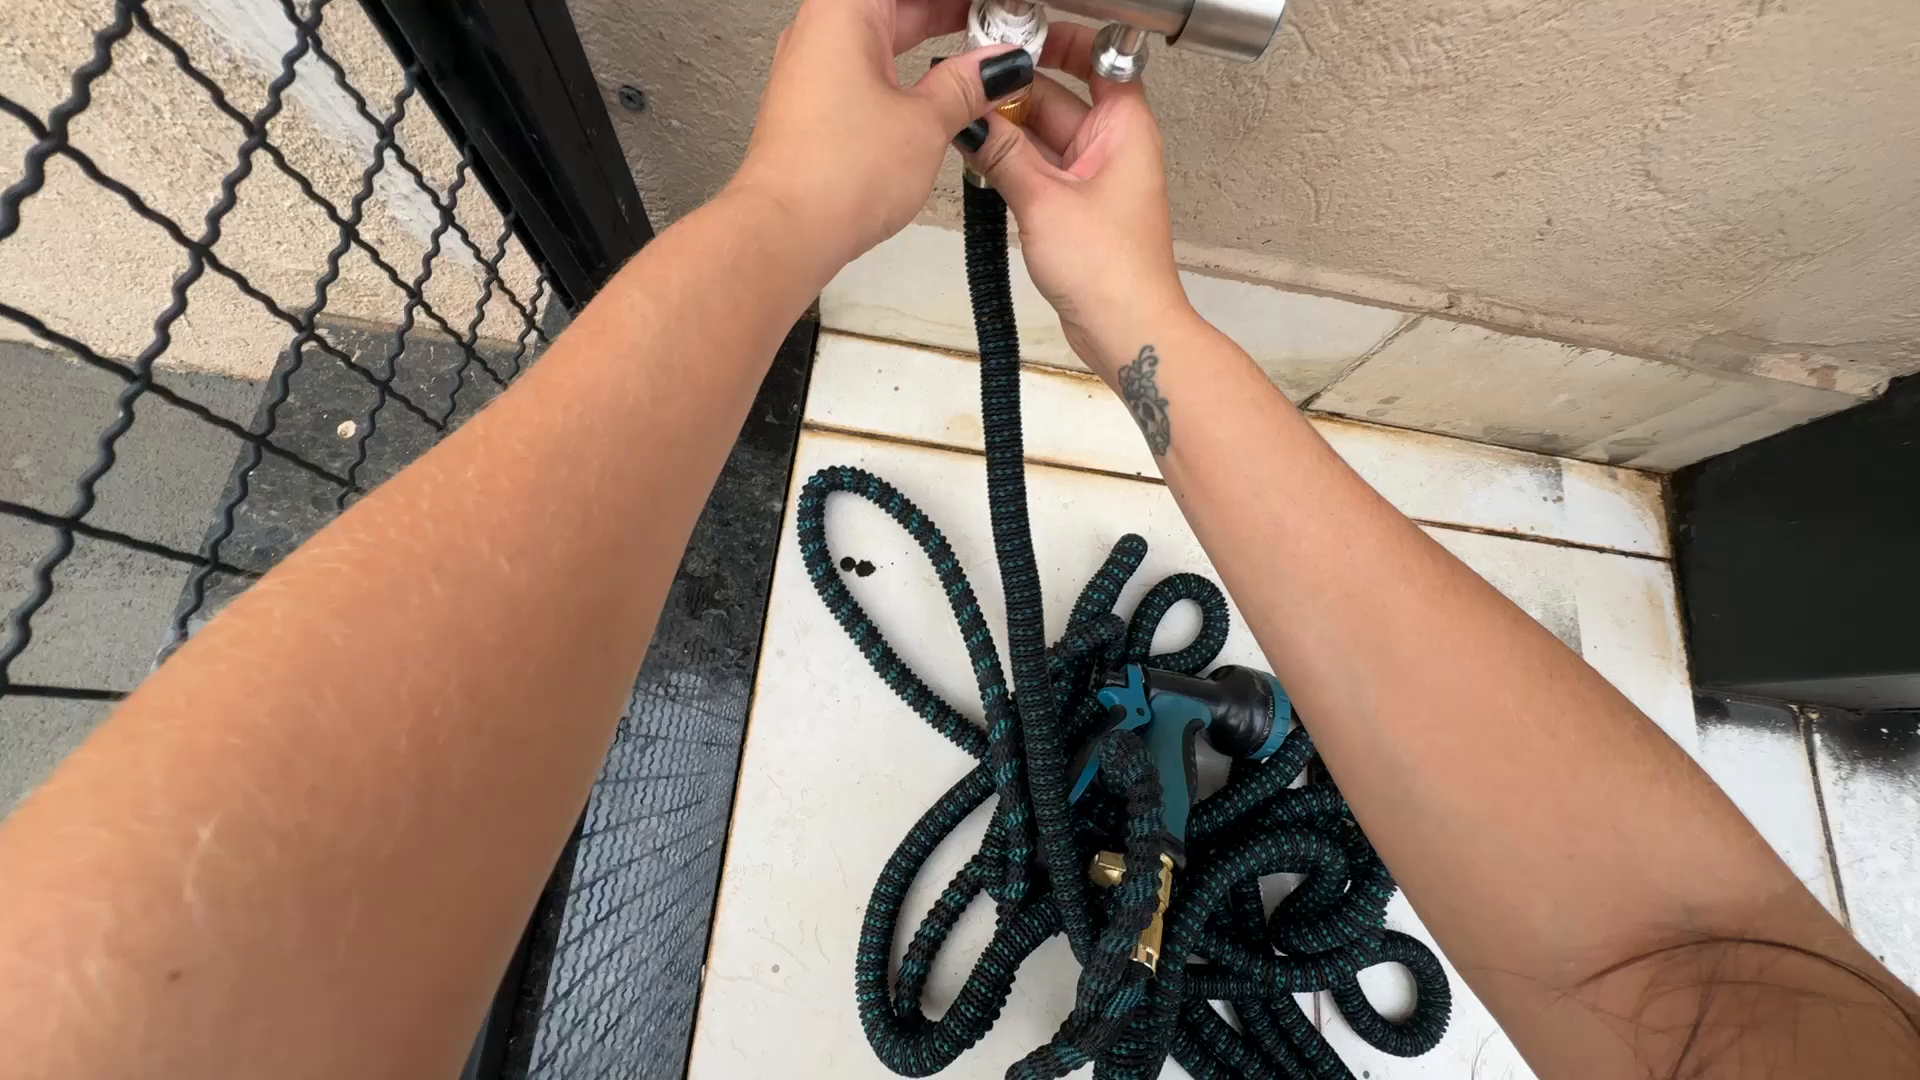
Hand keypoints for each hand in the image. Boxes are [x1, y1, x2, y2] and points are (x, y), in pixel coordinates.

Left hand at [730, 0, 1036, 271]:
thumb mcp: (925, 125)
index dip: (960, 3)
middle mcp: (822, 30)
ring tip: (976, 61)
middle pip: (897, 4)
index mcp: (846, 8)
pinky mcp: (815, 114)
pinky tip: (933, 98)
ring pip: (882, 40)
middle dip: (950, 14)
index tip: (994, 12)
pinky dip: (903, 78)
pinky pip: (866, 76)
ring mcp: (814, 73)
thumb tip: (996, 67)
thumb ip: (965, 88)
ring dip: (929, 45)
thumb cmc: (838, 173)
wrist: (788, 232)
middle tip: (995, 29)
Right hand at [960, 24, 1190, 377]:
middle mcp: (1111, 149)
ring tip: (965, 130)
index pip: (1094, 58)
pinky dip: (1013, 171)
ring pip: (1043, 141)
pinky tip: (982, 167)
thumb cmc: (1111, 271)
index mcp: (1123, 127)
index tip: (1011, 41)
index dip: (1054, 43)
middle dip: (1013, 97)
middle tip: (965, 95)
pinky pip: (1040, 176)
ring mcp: (1092, 183)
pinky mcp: (1076, 214)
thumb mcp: (1045, 201)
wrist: (1125, 330)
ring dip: (1008, 137)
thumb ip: (1003, 155)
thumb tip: (971, 119)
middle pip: (1057, 99)